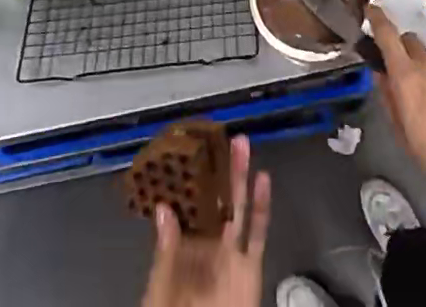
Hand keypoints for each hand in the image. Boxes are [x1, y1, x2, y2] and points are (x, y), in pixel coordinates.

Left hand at [140, 134, 271, 306]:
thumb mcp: (162, 289)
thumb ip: (164, 252)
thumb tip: (163, 207)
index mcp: (180, 248)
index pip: (186, 206)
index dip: (191, 179)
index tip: (193, 150)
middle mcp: (206, 245)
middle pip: (215, 201)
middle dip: (220, 170)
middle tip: (223, 137)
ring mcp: (229, 255)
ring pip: (237, 209)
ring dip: (242, 178)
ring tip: (243, 145)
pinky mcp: (250, 268)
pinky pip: (257, 233)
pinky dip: (262, 206)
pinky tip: (264, 180)